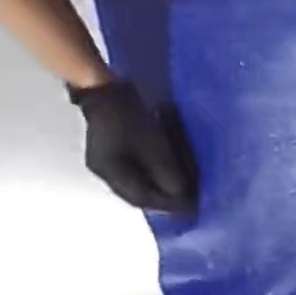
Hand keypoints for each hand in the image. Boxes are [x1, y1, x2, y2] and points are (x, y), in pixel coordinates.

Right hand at [72, 82, 197, 213]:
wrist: (108, 88)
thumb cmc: (131, 118)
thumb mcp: (155, 148)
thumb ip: (168, 175)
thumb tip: (182, 196)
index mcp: (110, 172)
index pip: (142, 199)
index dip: (168, 205)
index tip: (191, 206)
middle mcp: (104, 171)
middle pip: (138, 194)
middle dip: (165, 198)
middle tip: (189, 199)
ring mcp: (106, 161)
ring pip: (136, 184)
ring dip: (160, 187)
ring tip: (183, 189)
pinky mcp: (112, 150)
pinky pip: (135, 171)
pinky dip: (153, 175)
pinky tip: (168, 173)